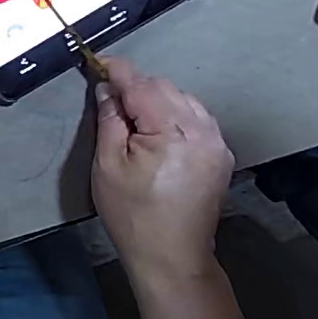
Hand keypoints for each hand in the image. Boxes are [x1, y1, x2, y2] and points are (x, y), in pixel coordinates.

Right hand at [91, 59, 234, 281]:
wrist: (172, 256)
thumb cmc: (133, 213)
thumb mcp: (108, 163)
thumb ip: (109, 118)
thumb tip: (108, 88)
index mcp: (173, 131)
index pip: (142, 84)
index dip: (117, 70)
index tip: (97, 62)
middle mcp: (203, 130)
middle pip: (164, 87)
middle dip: (135, 87)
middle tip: (109, 102)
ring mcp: (216, 142)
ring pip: (182, 99)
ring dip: (155, 99)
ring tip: (132, 120)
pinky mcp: (220, 154)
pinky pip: (195, 117)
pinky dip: (173, 114)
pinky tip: (156, 131)